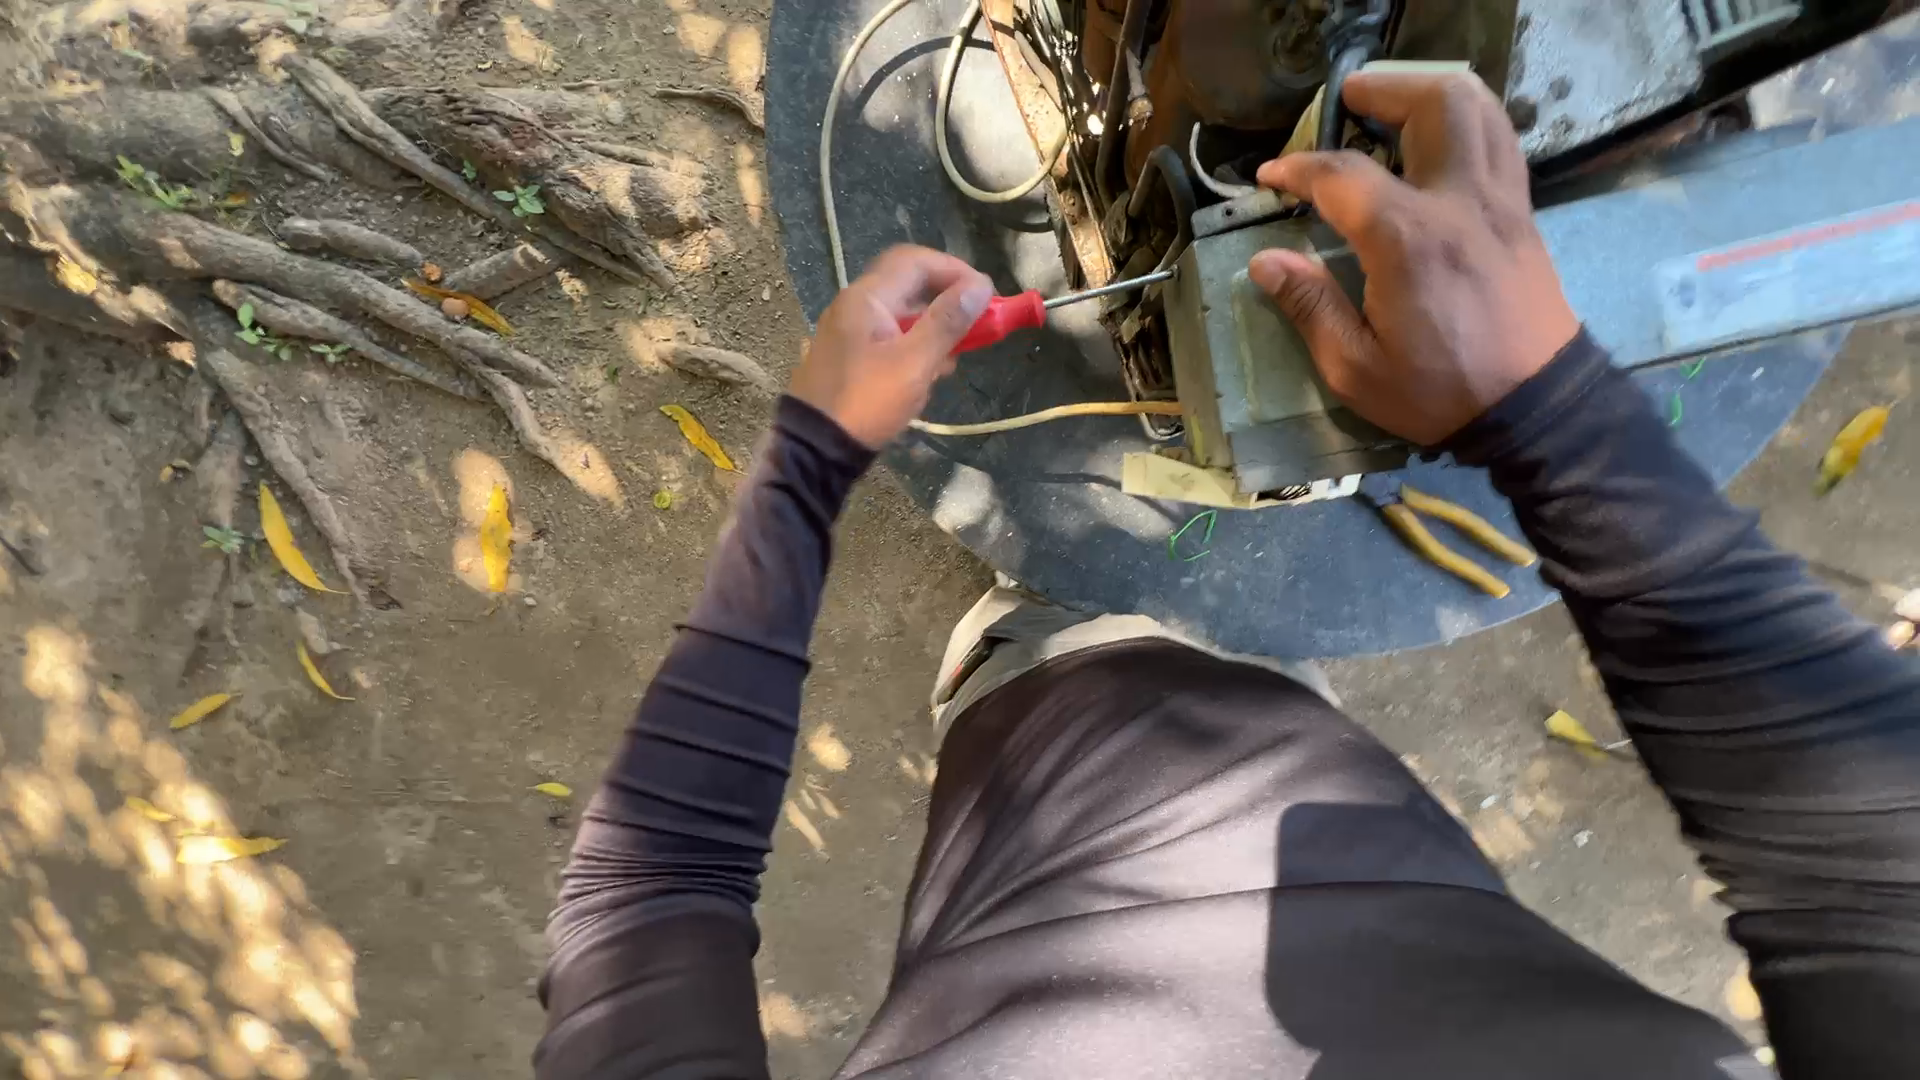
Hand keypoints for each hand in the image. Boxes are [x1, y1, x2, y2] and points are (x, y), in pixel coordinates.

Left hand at [792, 245, 993, 448]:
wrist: (816, 447)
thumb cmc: (867, 402)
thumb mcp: (914, 363)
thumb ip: (947, 322)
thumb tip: (979, 285)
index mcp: (866, 297)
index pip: (916, 261)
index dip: (956, 271)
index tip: (986, 296)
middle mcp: (854, 306)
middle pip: (909, 286)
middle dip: (946, 304)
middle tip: (975, 327)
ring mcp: (849, 333)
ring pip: (901, 316)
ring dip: (932, 331)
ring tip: (953, 360)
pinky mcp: (849, 358)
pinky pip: (889, 341)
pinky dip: (914, 350)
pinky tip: (928, 376)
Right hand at [1248, 71, 1579, 444]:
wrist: (1531, 405)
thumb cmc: (1434, 391)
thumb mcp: (1353, 366)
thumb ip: (1309, 306)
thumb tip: (1266, 261)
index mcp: (1407, 241)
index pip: (1344, 176)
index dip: (1299, 168)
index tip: (1269, 175)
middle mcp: (1458, 203)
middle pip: (1435, 105)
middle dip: (1385, 90)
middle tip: (1346, 101)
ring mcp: (1500, 202)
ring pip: (1479, 109)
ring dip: (1431, 93)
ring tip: (1391, 106)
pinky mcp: (1521, 213)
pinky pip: (1498, 139)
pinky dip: (1465, 121)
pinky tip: (1437, 143)